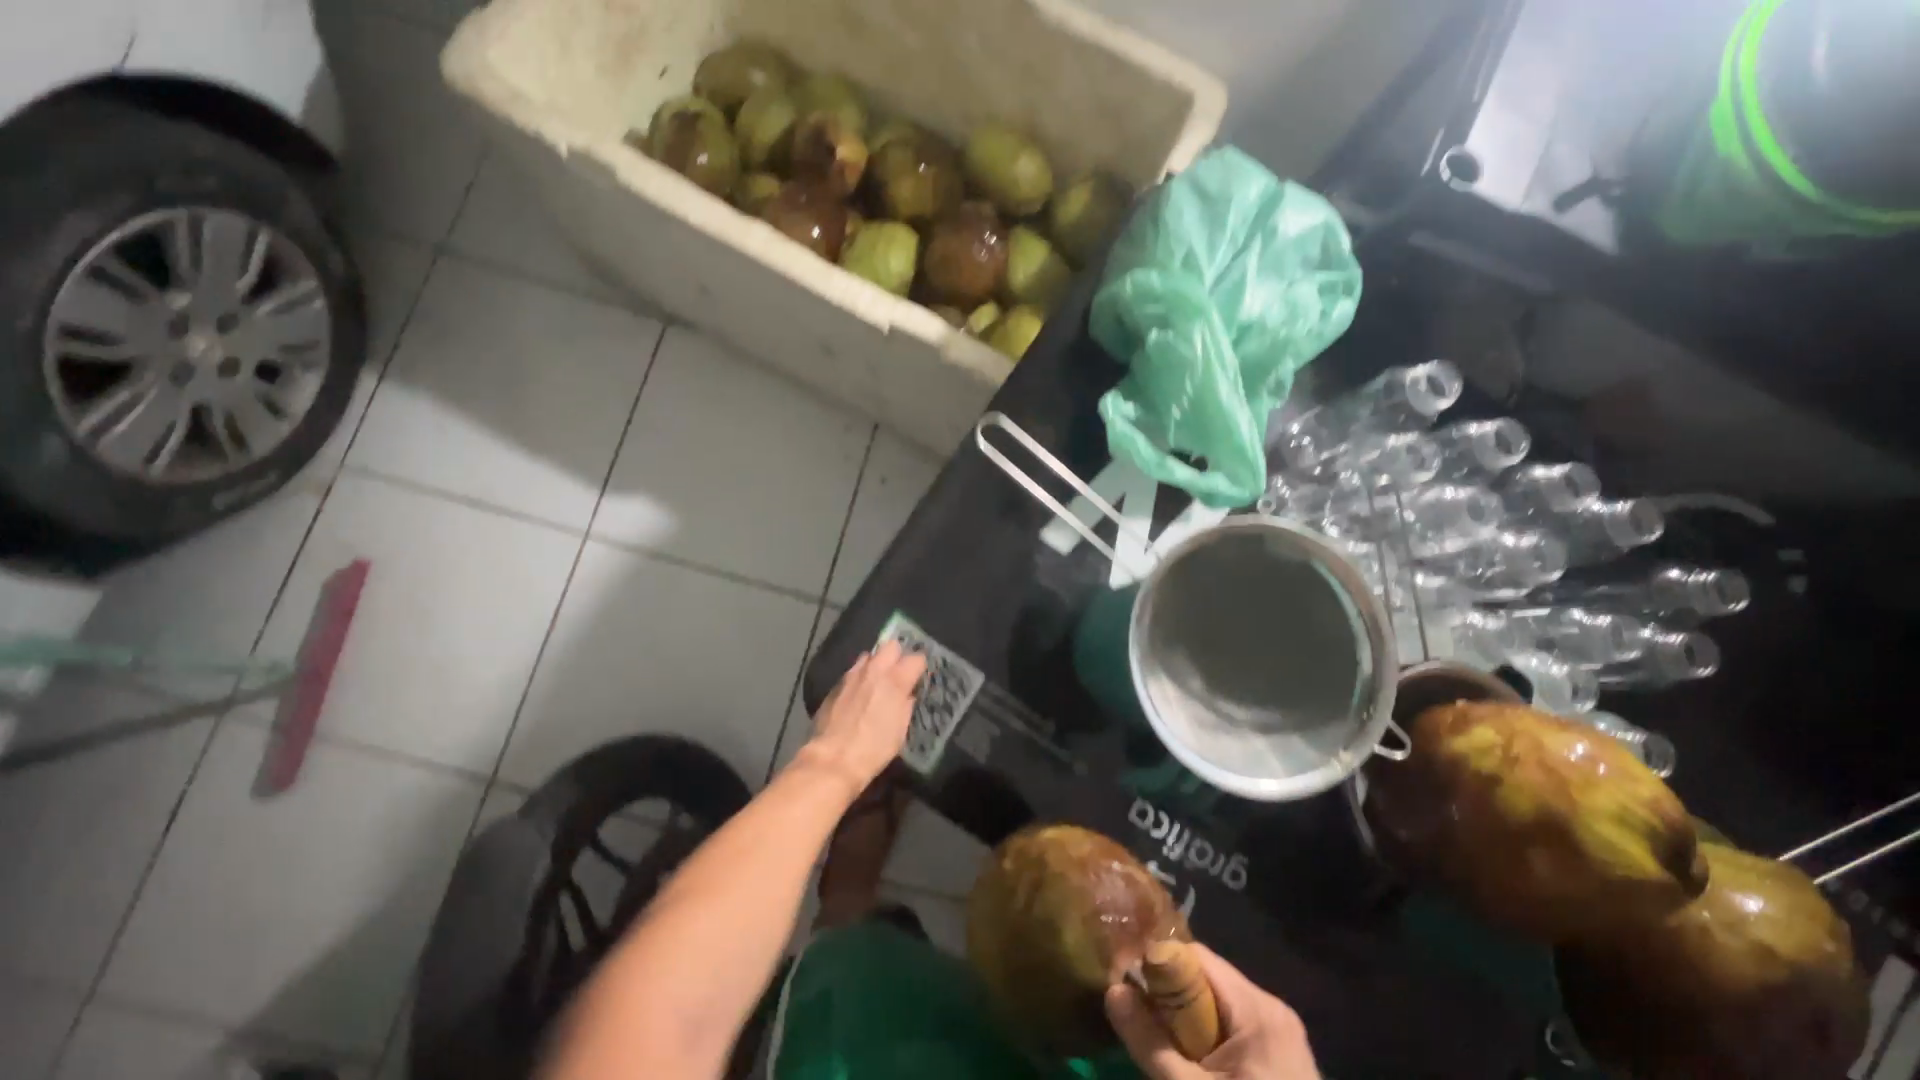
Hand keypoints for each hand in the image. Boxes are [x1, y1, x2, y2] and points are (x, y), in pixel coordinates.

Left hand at [796, 641, 925, 795]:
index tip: (919, 677)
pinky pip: (853, 671)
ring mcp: (852, 675)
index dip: (919, 667)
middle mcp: (874, 670)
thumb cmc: (874, 749)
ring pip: (869, 655)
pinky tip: (859, 693)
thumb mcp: (900, 731)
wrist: (833, 759)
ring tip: (878, 681)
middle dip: (898, 655)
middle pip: (891, 645)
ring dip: (877, 664)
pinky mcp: (836, 685)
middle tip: (899, 673)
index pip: (916, 658)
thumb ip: (906, 706)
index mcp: (895, 681)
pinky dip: (860, 677)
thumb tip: (907, 695)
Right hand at [1105, 945, 1319, 1079]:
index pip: (1195, 958)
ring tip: (1159, 1055)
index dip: (1155, 968)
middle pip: (1204, 982)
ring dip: (1181, 1027)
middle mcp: (1272, 1012)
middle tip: (1137, 1028)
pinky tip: (1188, 1072)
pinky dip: (1203, 1046)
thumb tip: (1112, 990)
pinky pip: (1229, 1034)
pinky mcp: (1278, 1062)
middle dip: (1166, 1003)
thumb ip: (1150, 1041)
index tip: (1123, 988)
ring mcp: (1278, 1038)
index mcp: (1258, 1010)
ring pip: (1214, 1011)